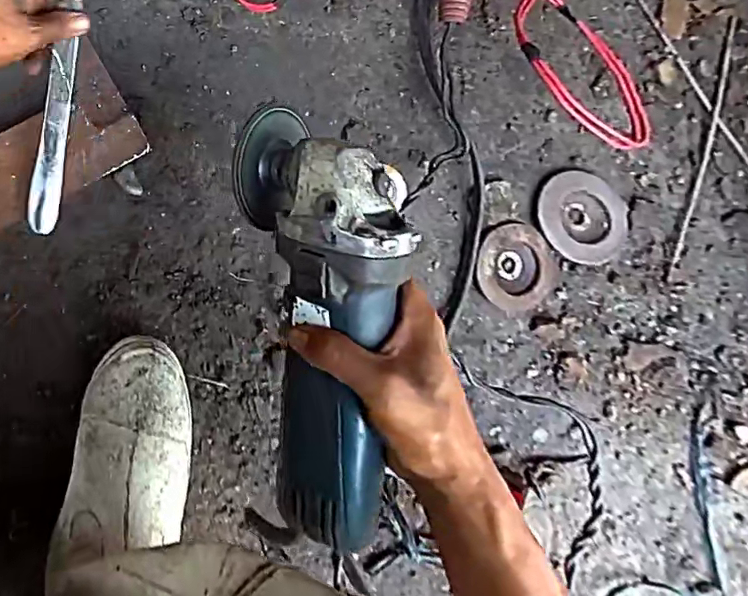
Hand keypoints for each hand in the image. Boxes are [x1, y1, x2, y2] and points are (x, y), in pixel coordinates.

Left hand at [0, 0, 90, 99]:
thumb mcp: (30, 35)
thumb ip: (58, 27)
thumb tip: (83, 20)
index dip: (67, 19)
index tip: (67, 39)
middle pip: (41, 9)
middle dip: (46, 36)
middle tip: (43, 58)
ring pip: (24, 21)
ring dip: (30, 43)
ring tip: (26, 65)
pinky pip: (6, 26)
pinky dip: (12, 42)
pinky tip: (8, 58)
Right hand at [285, 281, 489, 488]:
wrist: (446, 479)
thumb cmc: (436, 431)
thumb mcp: (380, 384)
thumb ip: (337, 355)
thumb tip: (300, 333)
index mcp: (417, 318)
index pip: (380, 272)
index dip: (351, 268)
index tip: (320, 273)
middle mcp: (407, 330)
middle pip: (359, 299)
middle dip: (331, 306)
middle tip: (308, 312)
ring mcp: (393, 352)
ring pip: (351, 327)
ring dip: (328, 333)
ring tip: (308, 338)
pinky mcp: (381, 374)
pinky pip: (348, 353)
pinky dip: (332, 356)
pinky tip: (318, 363)